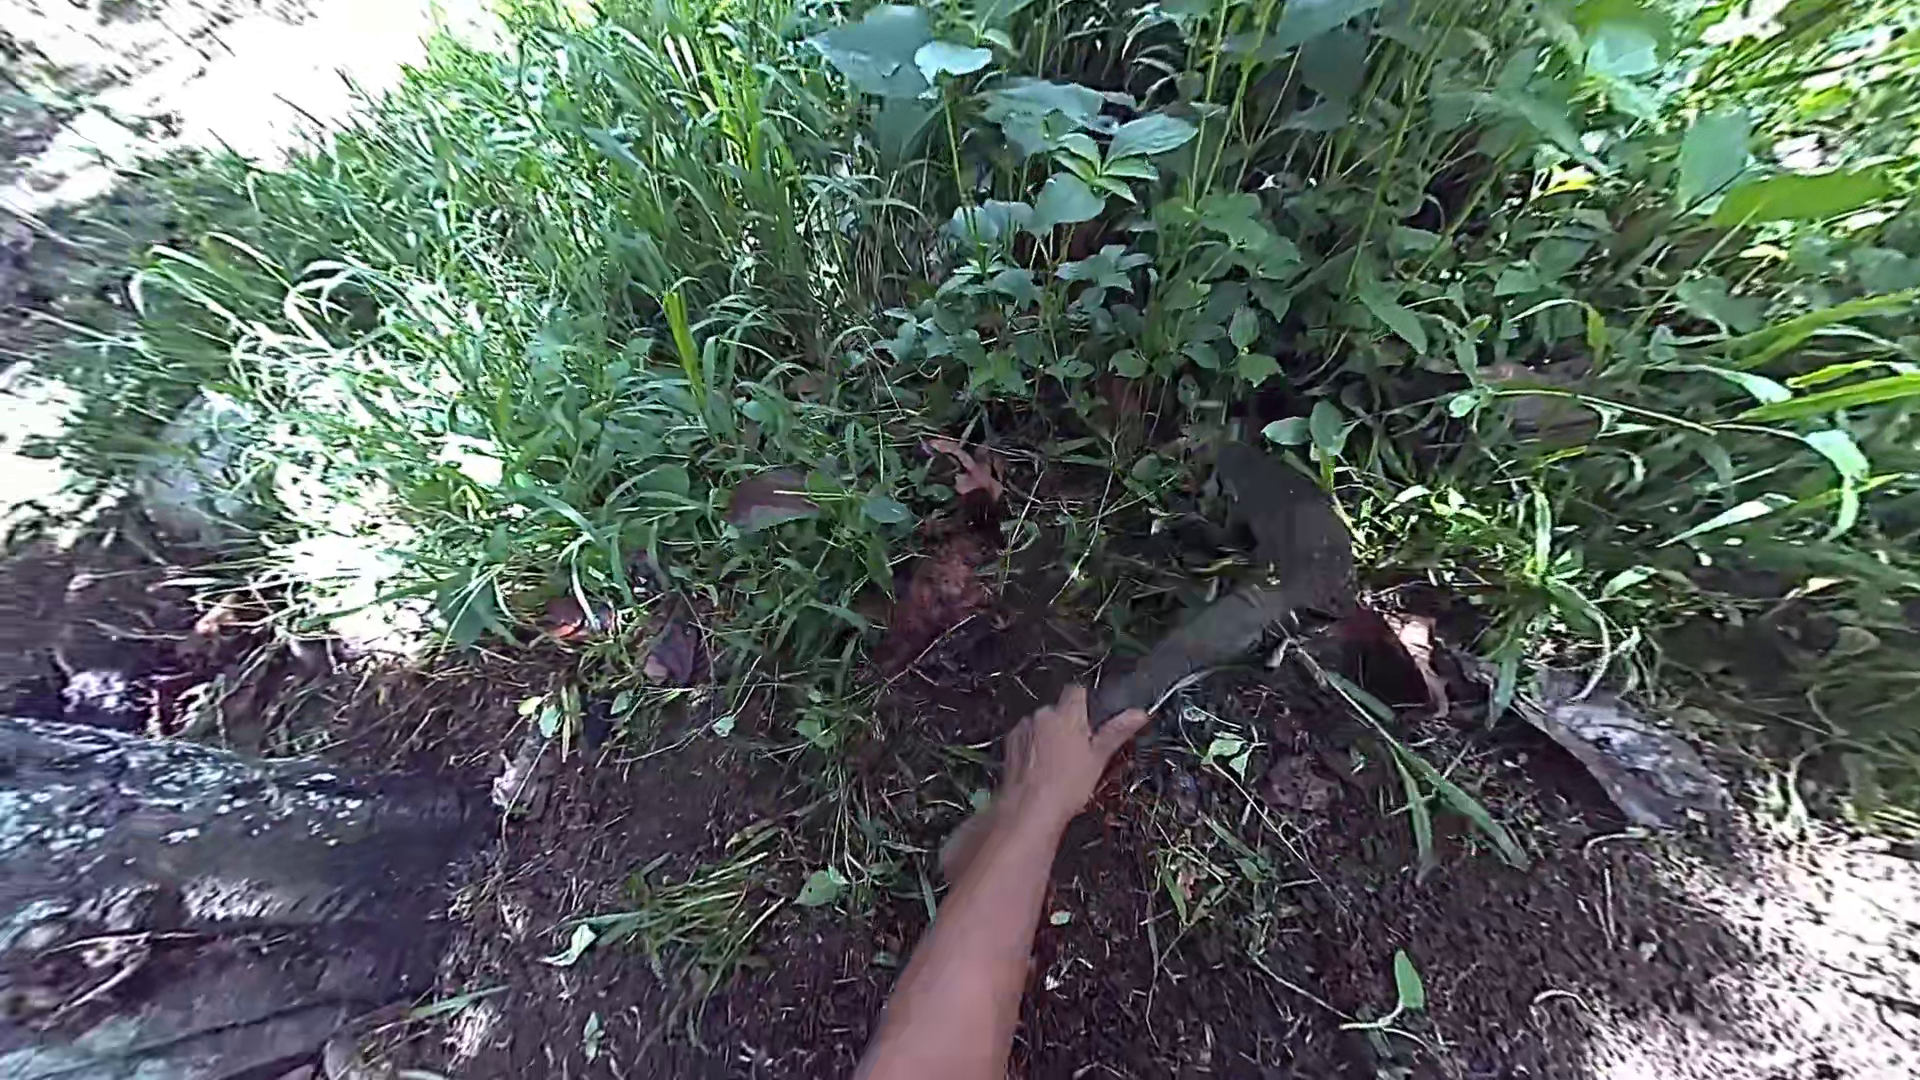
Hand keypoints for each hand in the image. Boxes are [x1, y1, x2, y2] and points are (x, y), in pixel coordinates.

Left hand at [999, 685, 1150, 833]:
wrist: (1029, 808)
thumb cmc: (1066, 786)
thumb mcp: (1098, 759)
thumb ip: (1117, 731)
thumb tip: (1139, 714)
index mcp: (1067, 714)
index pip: (1077, 690)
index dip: (1085, 701)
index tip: (1091, 718)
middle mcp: (1043, 714)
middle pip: (1060, 709)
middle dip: (1068, 723)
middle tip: (1079, 749)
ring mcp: (1025, 726)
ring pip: (1042, 723)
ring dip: (1050, 734)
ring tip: (1059, 762)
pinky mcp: (1011, 740)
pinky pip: (1027, 735)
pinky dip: (1034, 744)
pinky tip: (1041, 766)